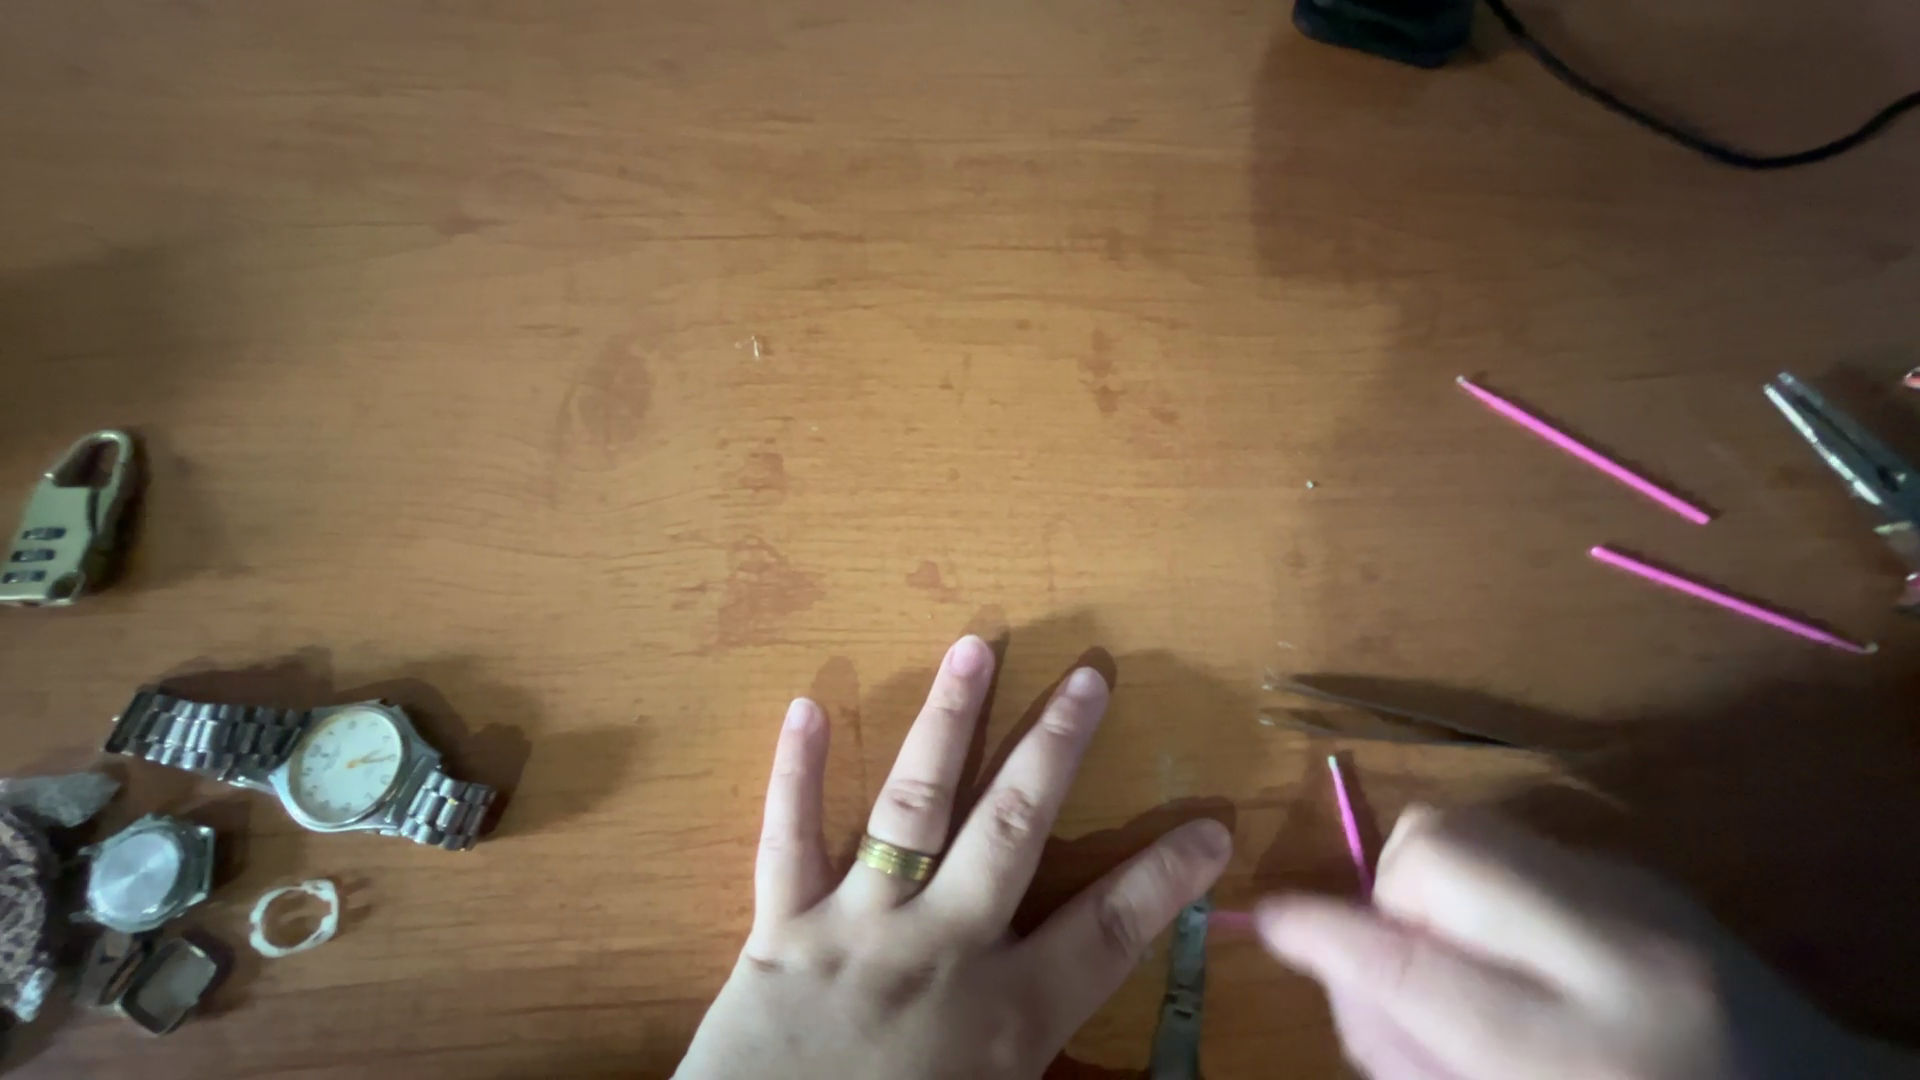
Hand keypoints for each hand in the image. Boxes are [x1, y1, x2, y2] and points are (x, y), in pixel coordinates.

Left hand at [675, 636, 1233, 1079]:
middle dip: (1055, 748)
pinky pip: (787, 840)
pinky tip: (806, 706)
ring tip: (971, 648)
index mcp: (1006, 1015)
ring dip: (946, 721)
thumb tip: (1131, 1072)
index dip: (1166, 877)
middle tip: (1089, 679)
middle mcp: (942, 949)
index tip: (1211, 825)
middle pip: (1013, 827)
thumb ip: (1057, 1071)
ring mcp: (860, 928)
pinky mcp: (783, 928)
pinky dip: (795, 774)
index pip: (1108, 930)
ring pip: (913, 806)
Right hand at [1257, 805, 1914, 1079]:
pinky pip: (1512, 842)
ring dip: (1435, 880)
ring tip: (1470, 946)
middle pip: (1436, 846)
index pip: (1410, 966)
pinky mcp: (1644, 871)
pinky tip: (1524, 942)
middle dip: (1394, 886)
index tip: (1271, 918)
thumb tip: (1334, 974)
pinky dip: (1485, 882)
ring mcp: (1641, 899)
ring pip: (1466, 825)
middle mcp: (1617, 956)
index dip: (1322, 933)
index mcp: (1580, 1051)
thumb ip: (1408, 1055)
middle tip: (1413, 947)